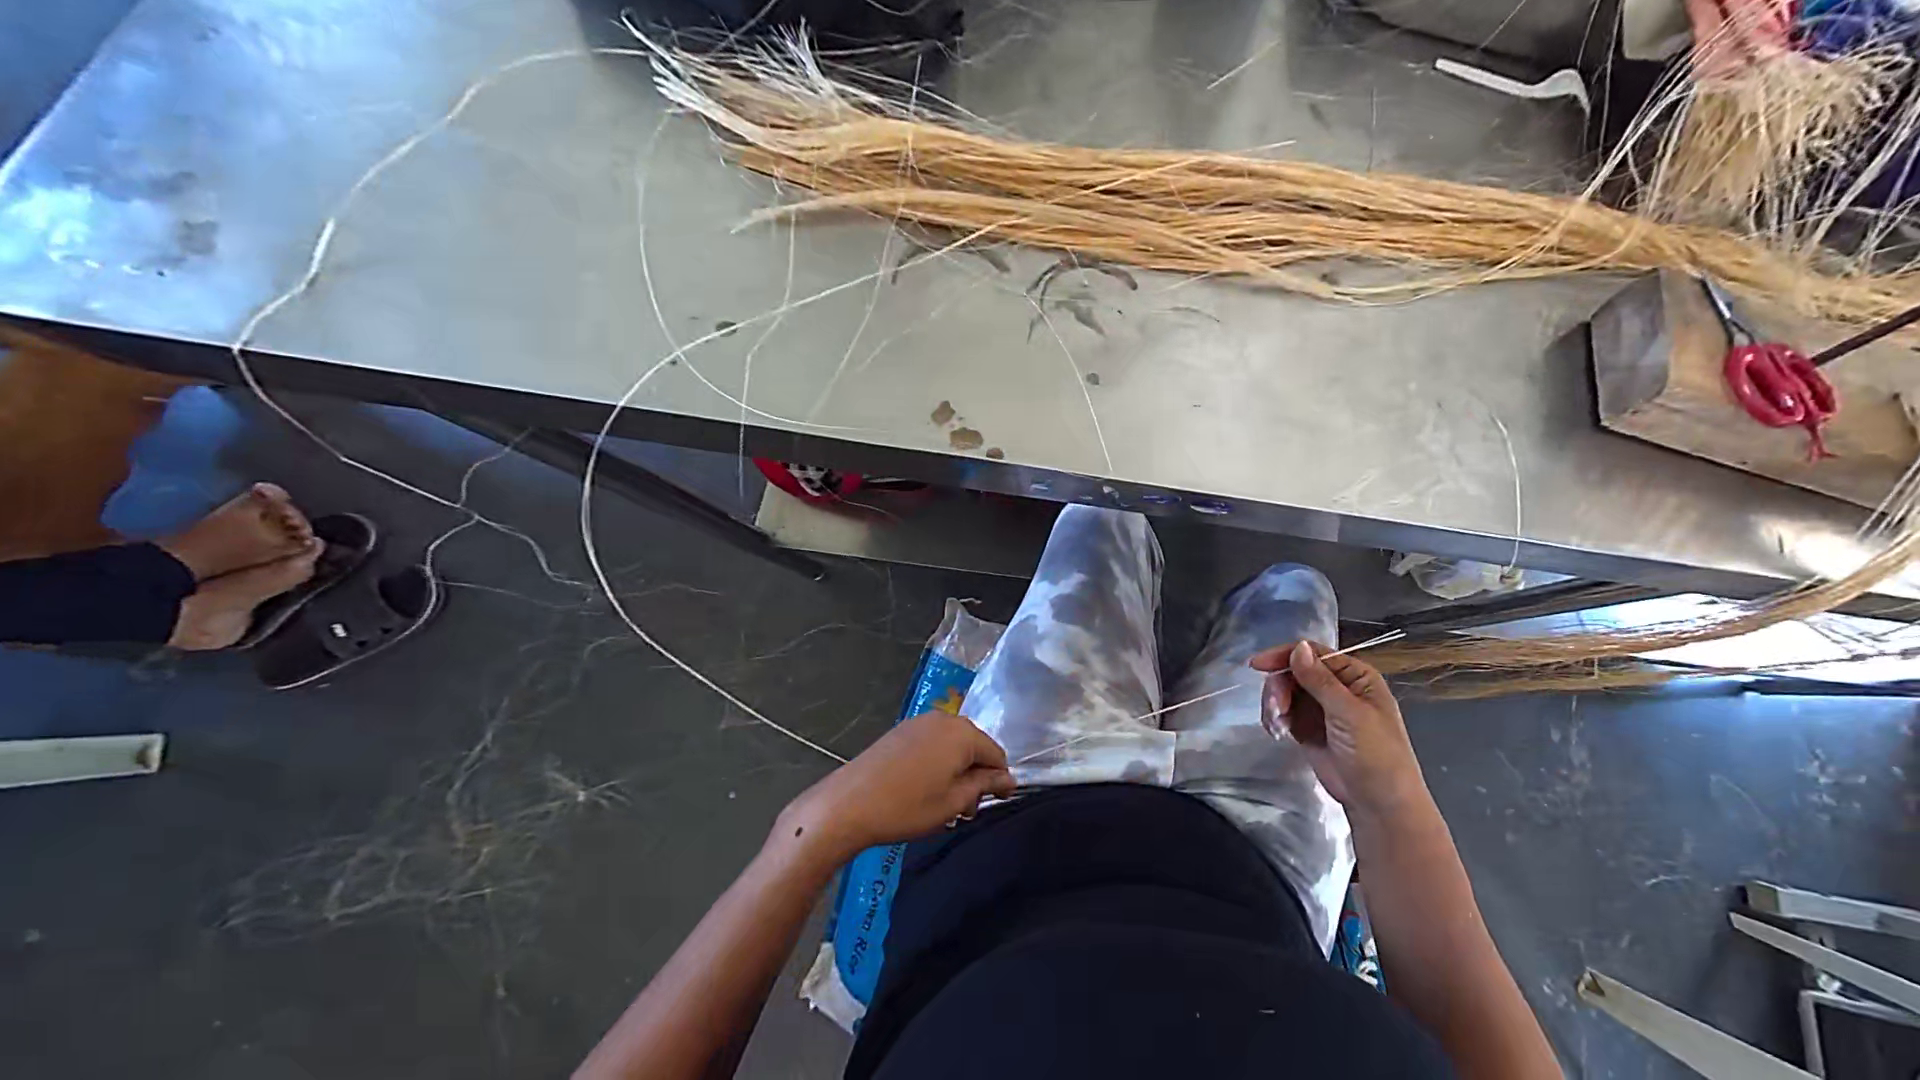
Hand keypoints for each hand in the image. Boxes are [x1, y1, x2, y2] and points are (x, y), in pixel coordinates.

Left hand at [776, 712, 1015, 860]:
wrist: (849, 804)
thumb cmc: (907, 807)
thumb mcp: (953, 802)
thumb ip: (984, 785)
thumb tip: (1006, 778)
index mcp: (962, 734)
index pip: (996, 754)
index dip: (1000, 781)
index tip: (996, 804)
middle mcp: (943, 719)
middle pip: (974, 746)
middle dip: (976, 775)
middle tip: (966, 810)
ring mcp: (919, 722)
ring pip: (952, 745)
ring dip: (956, 771)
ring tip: (945, 804)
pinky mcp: (901, 731)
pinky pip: (932, 743)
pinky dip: (937, 763)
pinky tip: (925, 788)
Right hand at [1248, 641, 1426, 819]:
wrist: (1379, 804)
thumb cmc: (1376, 755)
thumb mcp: (1349, 714)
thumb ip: (1320, 680)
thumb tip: (1298, 647)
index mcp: (1355, 677)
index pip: (1313, 654)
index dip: (1285, 656)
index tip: (1258, 665)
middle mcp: (1336, 688)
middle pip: (1293, 671)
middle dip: (1279, 687)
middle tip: (1276, 709)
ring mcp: (1320, 709)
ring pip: (1284, 692)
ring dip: (1274, 704)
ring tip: (1277, 725)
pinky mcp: (1307, 728)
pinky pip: (1282, 713)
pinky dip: (1274, 719)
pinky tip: (1277, 732)